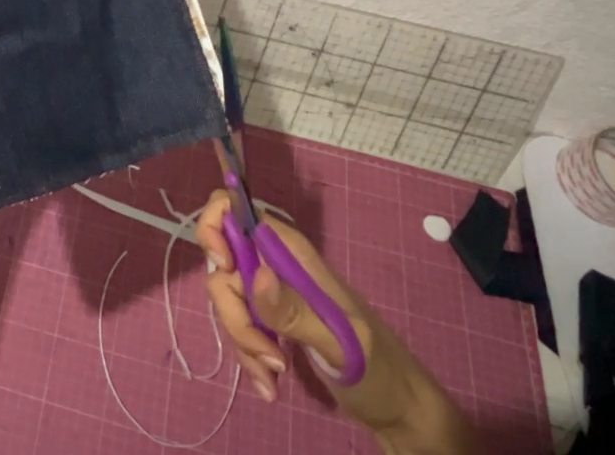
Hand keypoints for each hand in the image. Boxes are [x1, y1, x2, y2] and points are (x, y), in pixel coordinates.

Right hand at [198, 192, 476, 452]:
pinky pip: (240, 324)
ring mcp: (270, 290)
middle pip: (223, 265)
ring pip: (228, 298)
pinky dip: (248, 354)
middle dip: (233, 311)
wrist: (399, 406)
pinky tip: (270, 383)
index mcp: (291, 252)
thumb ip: (295, 312)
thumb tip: (256, 275)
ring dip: (242, 340)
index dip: (215, 226)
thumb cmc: (379, 370)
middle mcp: (275, 262)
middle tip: (267, 351)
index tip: (224, 268)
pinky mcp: (269, 317)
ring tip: (275, 374)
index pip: (235, 208)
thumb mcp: (340, 344)